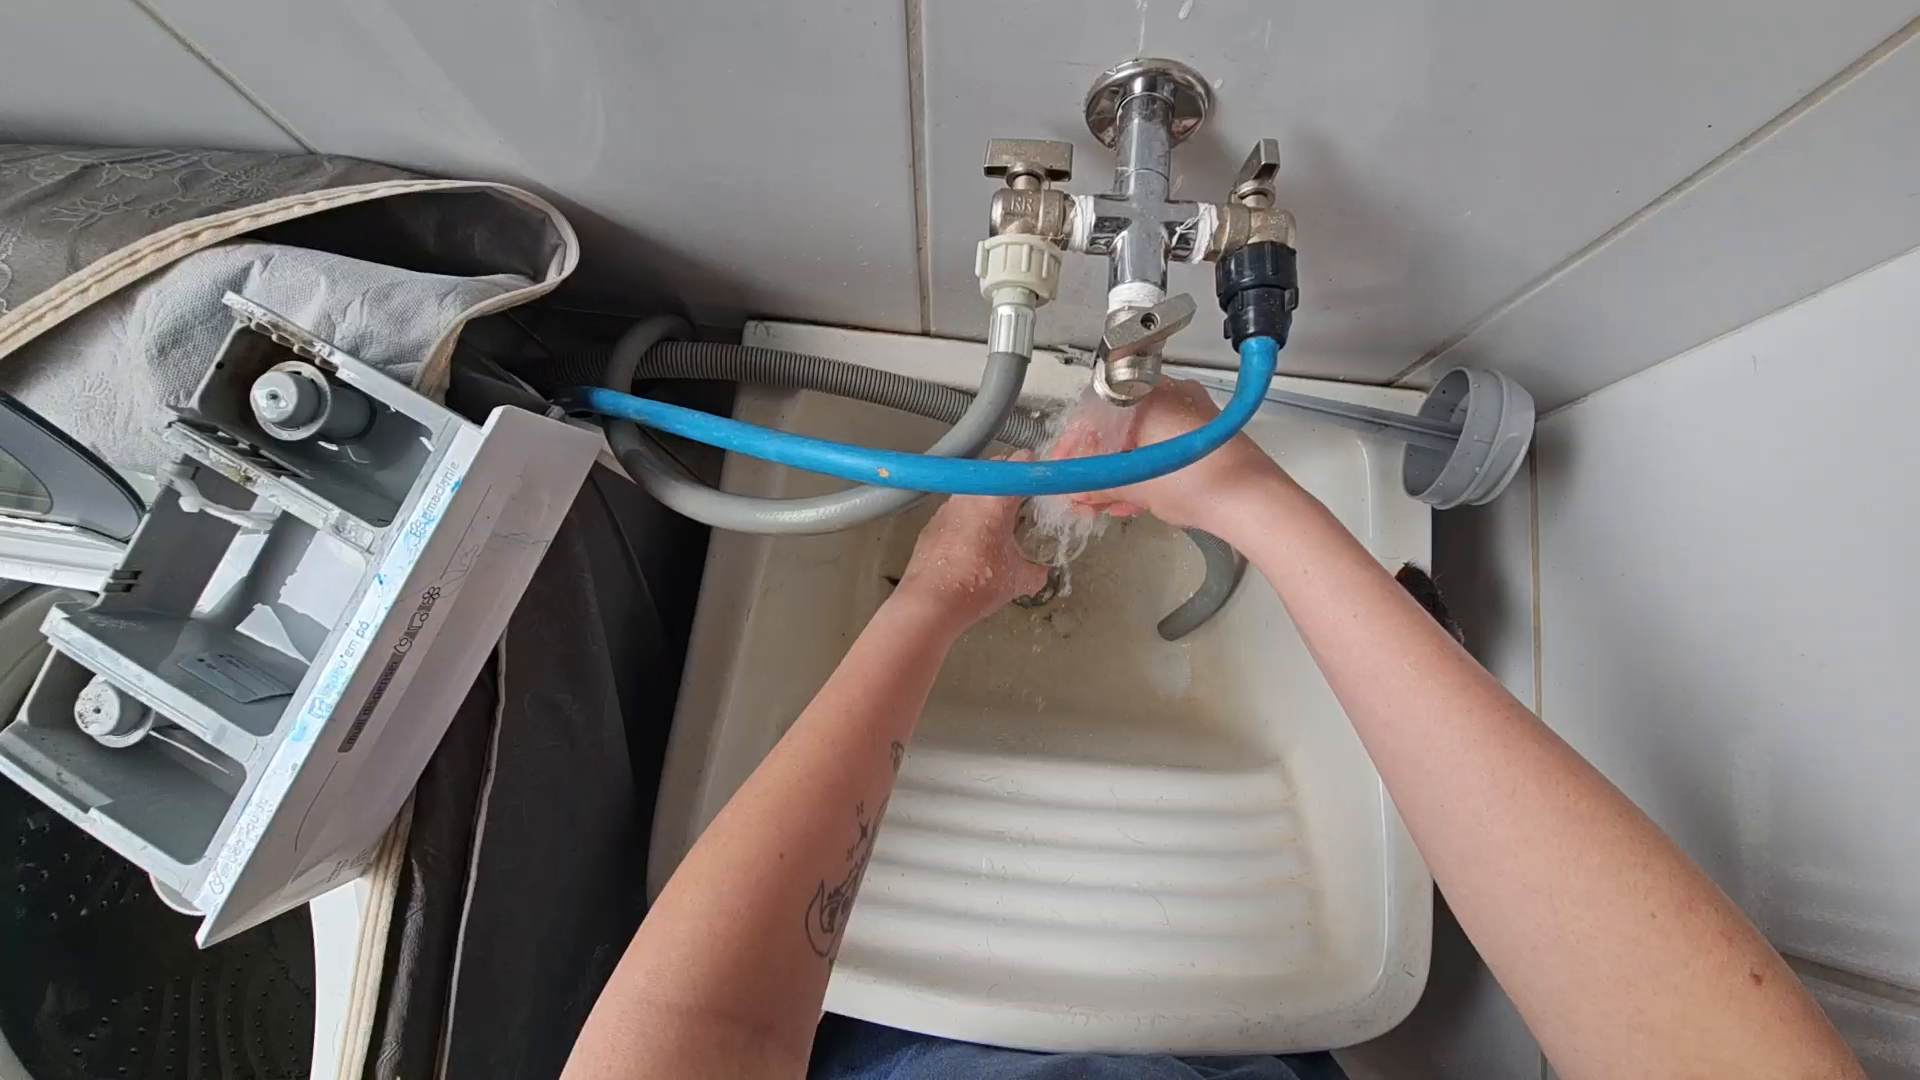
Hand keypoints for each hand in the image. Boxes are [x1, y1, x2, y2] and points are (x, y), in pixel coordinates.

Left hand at [894, 468, 1048, 628]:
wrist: (930, 602)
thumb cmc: (980, 584)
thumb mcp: (1018, 580)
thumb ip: (1037, 571)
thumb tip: (1043, 572)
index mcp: (995, 498)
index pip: (1020, 463)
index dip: (1033, 468)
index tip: (1040, 481)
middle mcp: (969, 494)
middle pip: (994, 473)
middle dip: (1009, 484)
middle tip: (1022, 504)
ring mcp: (945, 507)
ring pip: (972, 492)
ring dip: (985, 502)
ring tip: (995, 527)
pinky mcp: (930, 524)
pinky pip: (955, 513)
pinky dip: (965, 520)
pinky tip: (969, 545)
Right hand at [1070, 378, 1289, 530]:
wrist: (1254, 502)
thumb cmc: (1202, 484)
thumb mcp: (1137, 487)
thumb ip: (1099, 485)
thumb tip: (1076, 489)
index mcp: (1148, 396)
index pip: (1095, 414)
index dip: (1073, 445)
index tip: (1063, 469)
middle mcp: (1170, 396)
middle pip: (1116, 428)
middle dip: (1096, 463)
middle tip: (1082, 491)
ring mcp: (1189, 414)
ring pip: (1138, 440)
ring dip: (1118, 471)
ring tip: (1105, 503)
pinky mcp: (1202, 435)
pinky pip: (1160, 446)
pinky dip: (1142, 470)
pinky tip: (1132, 499)